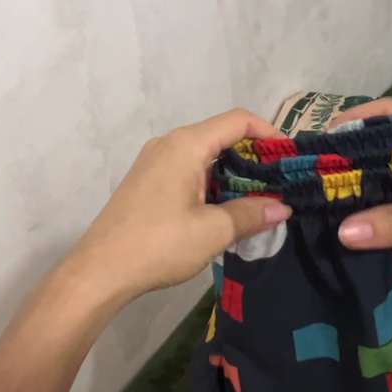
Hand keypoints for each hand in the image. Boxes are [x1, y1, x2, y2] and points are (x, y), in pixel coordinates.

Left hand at [60, 109, 292, 308]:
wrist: (100, 271)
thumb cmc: (159, 244)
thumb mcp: (213, 231)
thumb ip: (251, 214)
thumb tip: (281, 207)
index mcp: (186, 145)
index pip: (237, 121)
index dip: (269, 133)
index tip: (290, 158)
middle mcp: (168, 144)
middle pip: (220, 135)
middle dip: (253, 156)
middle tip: (281, 184)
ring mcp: (154, 162)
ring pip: (204, 155)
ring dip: (232, 173)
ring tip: (259, 200)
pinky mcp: (146, 181)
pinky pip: (187, 170)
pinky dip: (211, 181)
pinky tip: (224, 208)